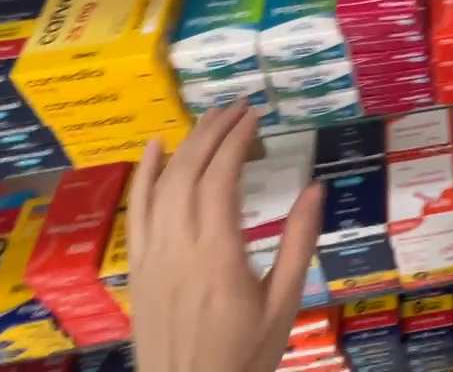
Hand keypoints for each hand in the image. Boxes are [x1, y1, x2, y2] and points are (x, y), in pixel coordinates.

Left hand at [128, 104, 325, 371]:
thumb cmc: (244, 356)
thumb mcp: (284, 304)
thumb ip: (298, 243)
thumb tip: (315, 187)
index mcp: (218, 255)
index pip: (222, 178)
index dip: (237, 139)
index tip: (256, 116)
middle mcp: (179, 247)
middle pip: (190, 171)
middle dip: (214, 131)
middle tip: (239, 107)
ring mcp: (152, 256)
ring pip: (163, 184)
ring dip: (187, 143)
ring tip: (211, 117)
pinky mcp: (138, 267)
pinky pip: (136, 211)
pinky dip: (145, 174)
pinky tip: (156, 147)